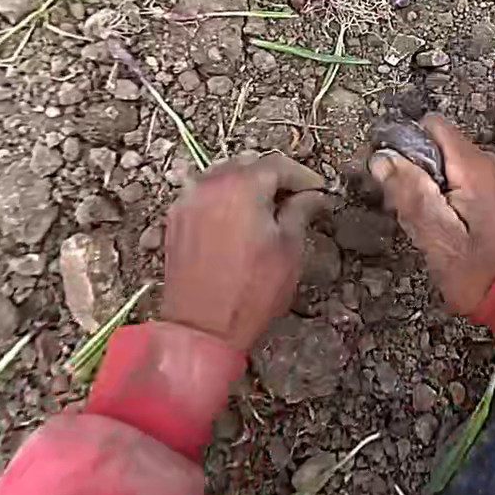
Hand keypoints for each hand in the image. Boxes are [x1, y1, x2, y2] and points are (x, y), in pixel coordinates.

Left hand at [160, 153, 332, 350]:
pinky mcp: (176, 222)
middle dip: (276, 176)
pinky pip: (205, 194)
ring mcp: (188, 203)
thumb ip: (301, 210)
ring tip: (269, 206)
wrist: (201, 331)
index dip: (304, 176)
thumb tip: (312, 196)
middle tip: (298, 195)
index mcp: (242, 187)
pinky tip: (240, 217)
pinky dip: (226, 196)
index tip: (318, 189)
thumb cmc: (251, 290)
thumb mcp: (290, 246)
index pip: (278, 164)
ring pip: (224, 175)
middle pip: (249, 164)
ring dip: (249, 183)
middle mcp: (210, 186)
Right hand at [370, 114, 494, 315]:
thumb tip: (384, 159)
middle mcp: (485, 161)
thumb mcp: (437, 237)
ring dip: (426, 183)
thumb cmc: (477, 270)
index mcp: (473, 166)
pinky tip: (441, 222)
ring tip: (425, 220)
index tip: (392, 174)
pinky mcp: (490, 189)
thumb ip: (411, 194)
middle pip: (436, 143)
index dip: (406, 144)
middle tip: (409, 207)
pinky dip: (442, 191)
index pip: (431, 126)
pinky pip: (456, 176)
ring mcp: (490, 174)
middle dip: (414, 167)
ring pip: (443, 161)